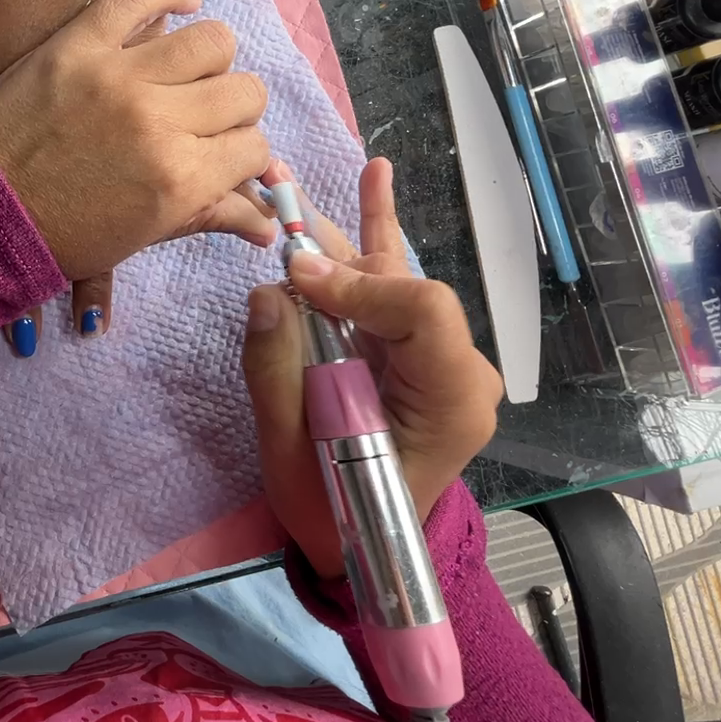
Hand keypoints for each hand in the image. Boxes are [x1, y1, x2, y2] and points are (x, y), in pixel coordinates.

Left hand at [0, 0, 273, 280]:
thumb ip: (208, 218)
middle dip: (235, 111)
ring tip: (187, 72)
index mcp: (180, 179)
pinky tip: (179, 4)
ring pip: (212, 40)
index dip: (244, 155)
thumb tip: (269, 226)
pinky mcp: (79, 42)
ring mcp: (119, 75)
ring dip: (211, 59)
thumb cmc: (59, 235)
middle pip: (244, 92)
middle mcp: (160, 121)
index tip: (223, 156)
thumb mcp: (139, 235)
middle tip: (205, 118)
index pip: (255, 148)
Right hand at [241, 160, 501, 578]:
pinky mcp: (404, 349)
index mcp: (449, 400)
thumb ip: (277, 376)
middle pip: (401, 282)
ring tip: (292, 177)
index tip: (293, 278)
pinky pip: (386, 286)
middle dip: (335, 243)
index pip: (422, 311)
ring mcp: (431, 355)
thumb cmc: (331, 511)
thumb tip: (267, 293)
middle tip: (277, 187)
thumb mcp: (291, 456)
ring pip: (387, 275)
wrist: (359, 544)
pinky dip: (369, 236)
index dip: (358, 284)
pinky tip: (376, 177)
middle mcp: (453, 367)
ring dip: (337, 231)